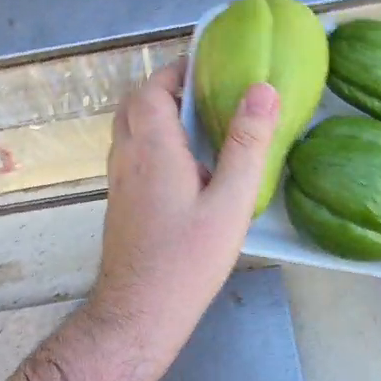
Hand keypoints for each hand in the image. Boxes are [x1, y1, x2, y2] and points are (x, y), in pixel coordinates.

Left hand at [86, 61, 280, 364]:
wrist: (138, 313)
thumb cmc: (186, 261)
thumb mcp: (229, 202)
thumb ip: (246, 145)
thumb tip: (263, 89)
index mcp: (152, 149)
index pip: (152, 89)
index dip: (176, 72)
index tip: (206, 67)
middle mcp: (126, 159)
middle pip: (135, 106)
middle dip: (165, 90)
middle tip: (203, 94)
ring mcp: (118, 184)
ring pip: (128, 132)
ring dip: (156, 117)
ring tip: (197, 128)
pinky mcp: (119, 206)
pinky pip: (131, 158)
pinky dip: (152, 145)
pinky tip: (185, 171)